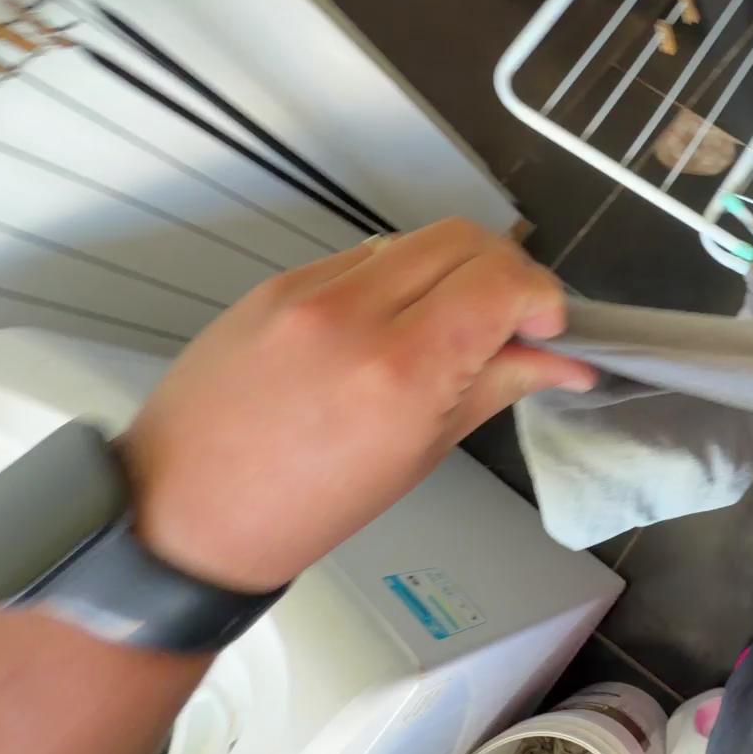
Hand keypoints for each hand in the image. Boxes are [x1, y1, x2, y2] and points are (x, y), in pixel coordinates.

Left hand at [120, 219, 594, 592]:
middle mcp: (355, 312)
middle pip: (470, 239)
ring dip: (461, 268)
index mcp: (401, 369)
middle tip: (511, 318)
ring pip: (423, 238)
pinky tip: (397, 318)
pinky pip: (371, 254)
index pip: (504, 283)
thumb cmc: (318, 502)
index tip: (545, 330)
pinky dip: (409, 274)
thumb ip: (507, 383)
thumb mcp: (429, 447)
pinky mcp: (279, 281)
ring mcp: (309, 289)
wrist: (178, 515)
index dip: (543, 297)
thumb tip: (574, 364)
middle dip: (510, 271)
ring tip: (453, 318)